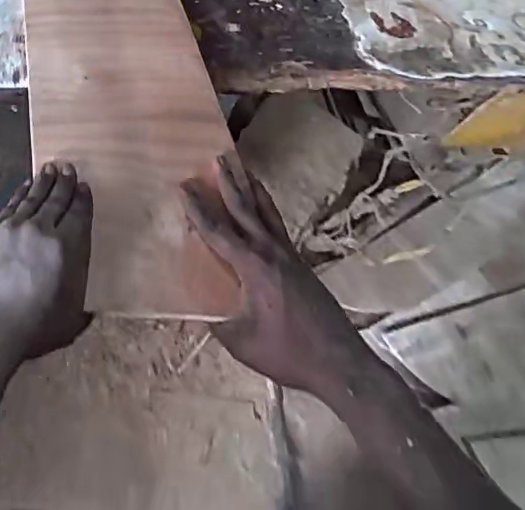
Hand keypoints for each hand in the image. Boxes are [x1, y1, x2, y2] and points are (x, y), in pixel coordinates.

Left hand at [0, 162, 92, 361]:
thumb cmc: (32, 330)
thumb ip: (81, 297)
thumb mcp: (71, 318)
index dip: (82, 199)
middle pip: (56, 200)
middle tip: (68, 167)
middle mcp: (41, 230)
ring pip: (33, 197)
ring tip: (50, 169)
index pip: (78, 215)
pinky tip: (25, 186)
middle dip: (64, 183)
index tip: (84, 186)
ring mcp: (14, 227)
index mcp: (66, 248)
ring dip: (43, 182)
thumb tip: (87, 294)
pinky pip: (11, 205)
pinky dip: (20, 193)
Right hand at [181, 154, 365, 394]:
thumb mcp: (241, 342)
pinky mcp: (300, 264)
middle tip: (217, 158)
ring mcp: (288, 256)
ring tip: (242, 167)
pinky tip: (263, 206)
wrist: (342, 366)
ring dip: (251, 188)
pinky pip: (277, 225)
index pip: (217, 229)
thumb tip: (198, 308)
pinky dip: (267, 207)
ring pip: (265, 212)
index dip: (196, 208)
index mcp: (251, 266)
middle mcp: (269, 252)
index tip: (182, 186)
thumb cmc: (288, 353)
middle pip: (244, 209)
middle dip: (228, 183)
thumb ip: (216, 321)